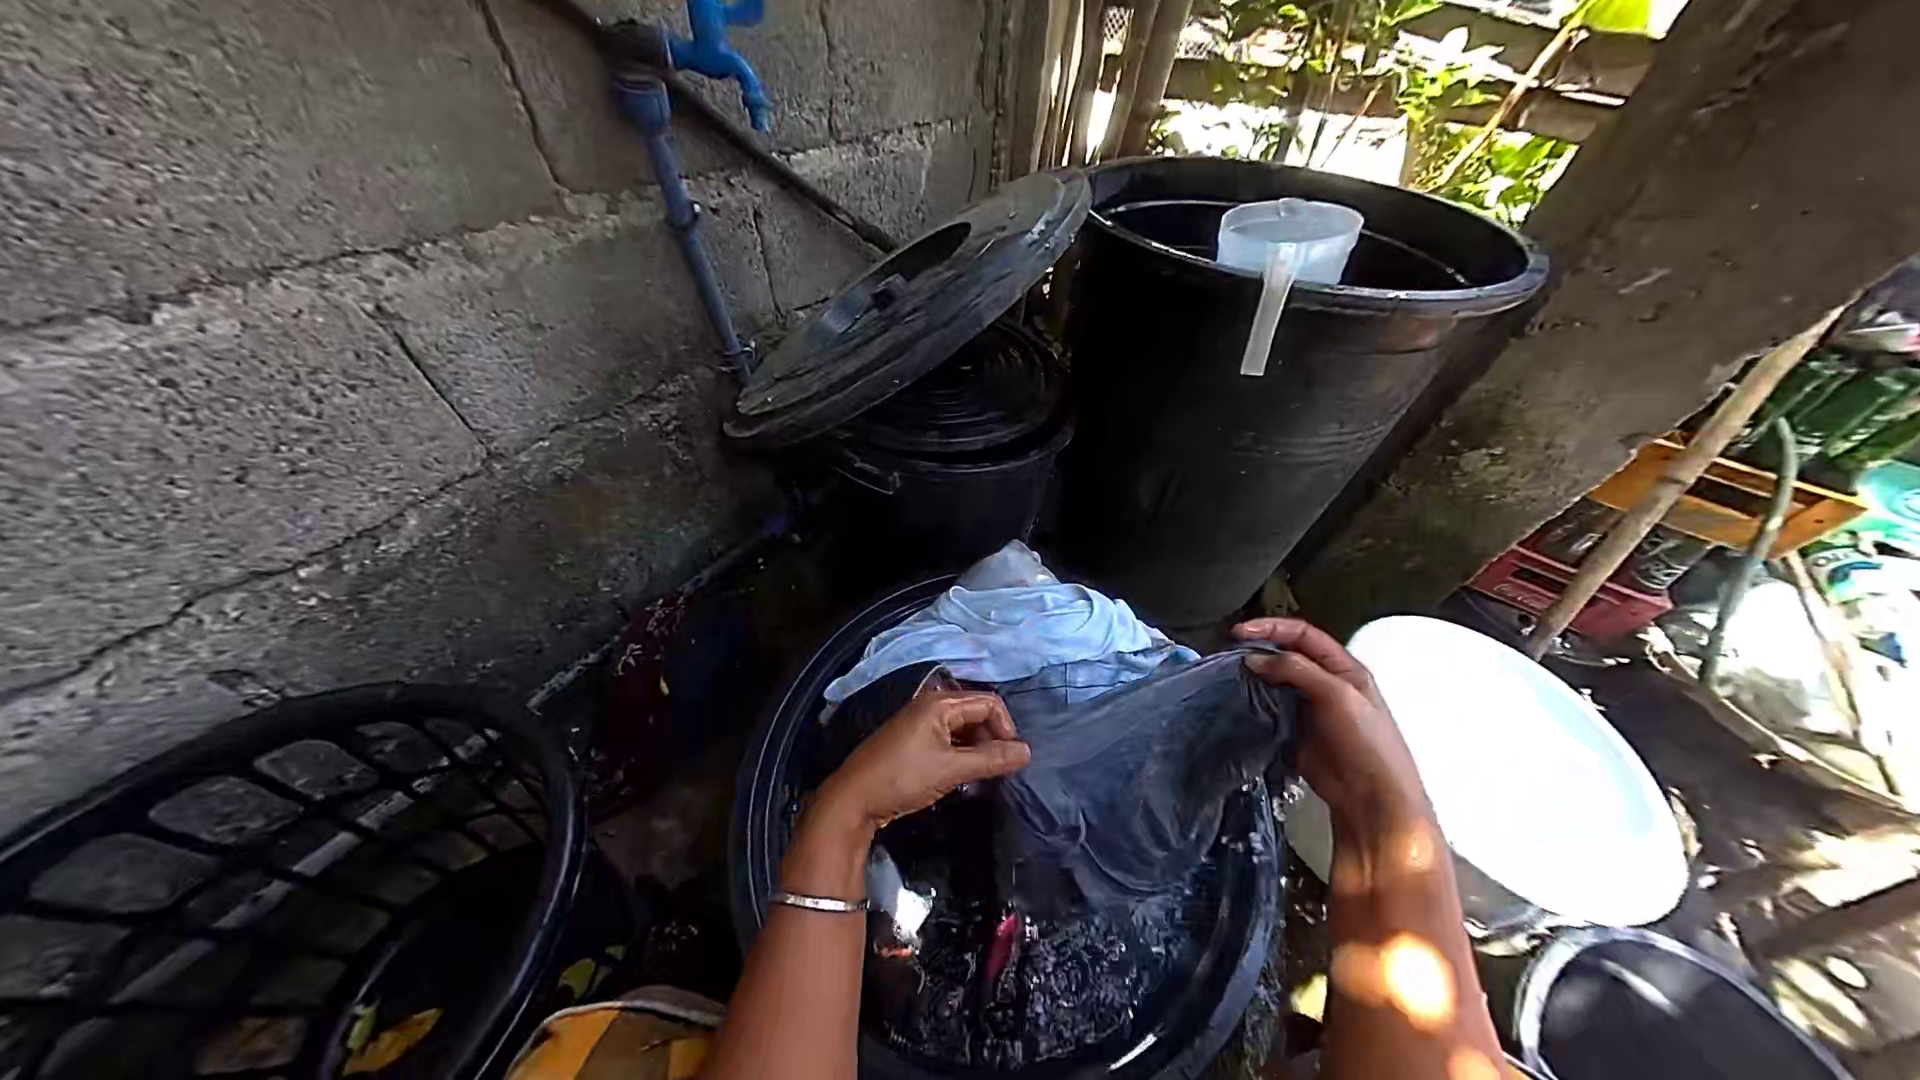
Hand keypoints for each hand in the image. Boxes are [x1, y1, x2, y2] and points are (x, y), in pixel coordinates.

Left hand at [815, 690, 1031, 832]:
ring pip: (963, 729)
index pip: (988, 703)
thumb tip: (1026, 751)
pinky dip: (961, 754)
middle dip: (992, 738)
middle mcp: (931, 706)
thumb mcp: (951, 769)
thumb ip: (991, 759)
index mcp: (940, 703)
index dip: (1005, 727)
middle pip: (976, 713)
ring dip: (977, 748)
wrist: (854, 798)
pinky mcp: (914, 742)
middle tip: (999, 768)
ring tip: (983, 775)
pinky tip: (964, 776)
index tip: (1011, 756)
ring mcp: (921, 723)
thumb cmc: (903, 777)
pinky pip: (949, 740)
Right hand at [1233, 618, 1432, 843]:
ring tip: (1232, 675)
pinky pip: (1268, 708)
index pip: (1302, 634)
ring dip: (1253, 676)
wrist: (1370, 798)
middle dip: (1258, 650)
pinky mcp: (1294, 730)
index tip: (1242, 632)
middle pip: (1285, 655)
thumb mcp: (1338, 695)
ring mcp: (1308, 708)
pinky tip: (1240, 702)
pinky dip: (1252, 702)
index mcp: (1343, 668)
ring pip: (1273, 681)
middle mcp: (1325, 684)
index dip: (1271, 628)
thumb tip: (1256, 658)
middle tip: (1232, 653)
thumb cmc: (1369, 745)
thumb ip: (1297, 670)